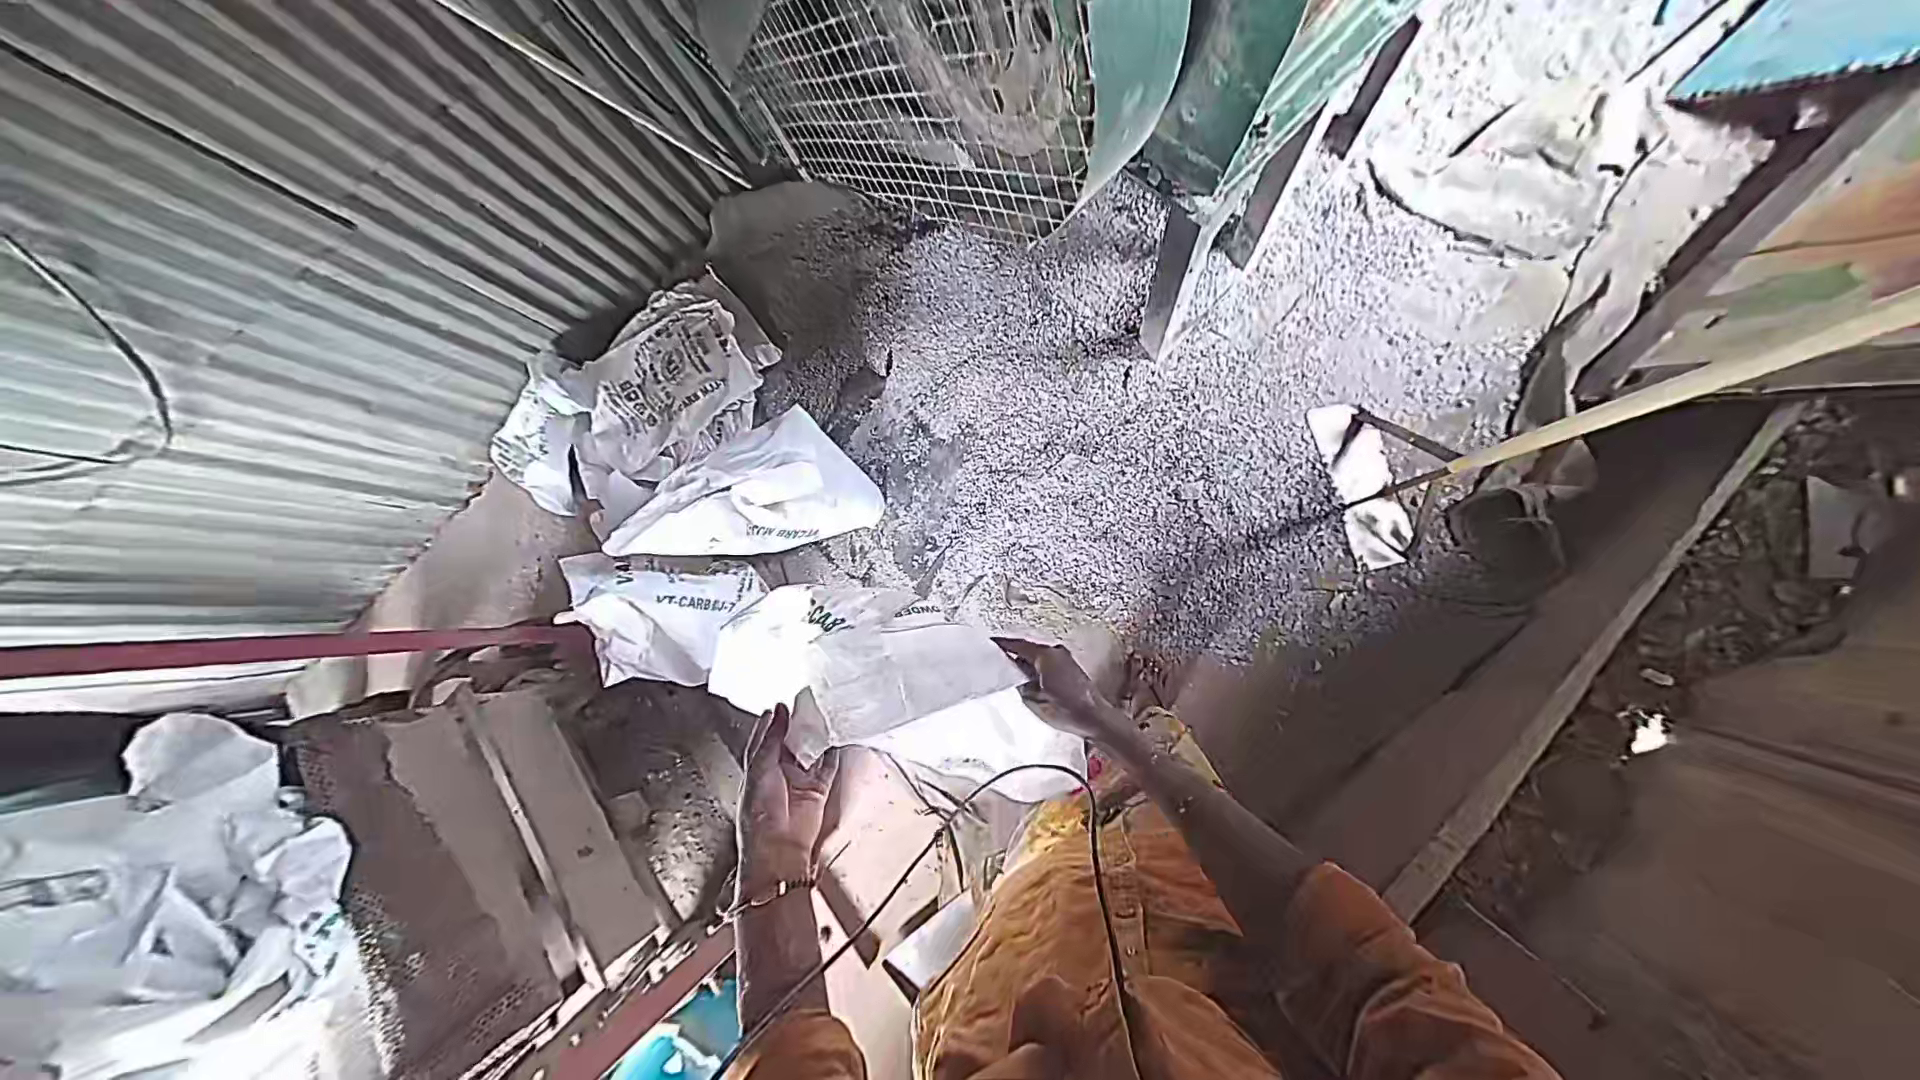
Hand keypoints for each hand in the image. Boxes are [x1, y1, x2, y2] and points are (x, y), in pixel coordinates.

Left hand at [737, 704, 840, 890]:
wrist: (779, 850)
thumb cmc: (760, 817)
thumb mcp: (760, 770)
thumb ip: (771, 741)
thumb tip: (777, 712)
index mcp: (758, 769)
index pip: (766, 738)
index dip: (773, 721)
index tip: (782, 703)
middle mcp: (779, 773)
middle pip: (790, 742)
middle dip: (797, 725)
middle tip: (806, 704)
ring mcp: (799, 781)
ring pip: (810, 752)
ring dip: (815, 737)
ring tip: (823, 716)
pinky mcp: (818, 790)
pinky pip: (828, 767)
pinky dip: (833, 754)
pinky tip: (836, 739)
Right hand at [993, 637, 1124, 742]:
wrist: (1095, 719)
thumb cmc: (1066, 710)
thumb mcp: (1032, 700)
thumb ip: (1020, 683)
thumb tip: (1015, 675)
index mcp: (1045, 656)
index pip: (1018, 645)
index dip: (1003, 644)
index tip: (992, 643)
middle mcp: (1056, 651)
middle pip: (1029, 648)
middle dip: (1014, 653)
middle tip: (998, 658)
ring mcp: (1065, 657)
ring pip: (1039, 655)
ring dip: (1027, 660)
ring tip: (1013, 671)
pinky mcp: (1071, 666)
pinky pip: (1048, 660)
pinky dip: (1037, 666)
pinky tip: (1031, 678)